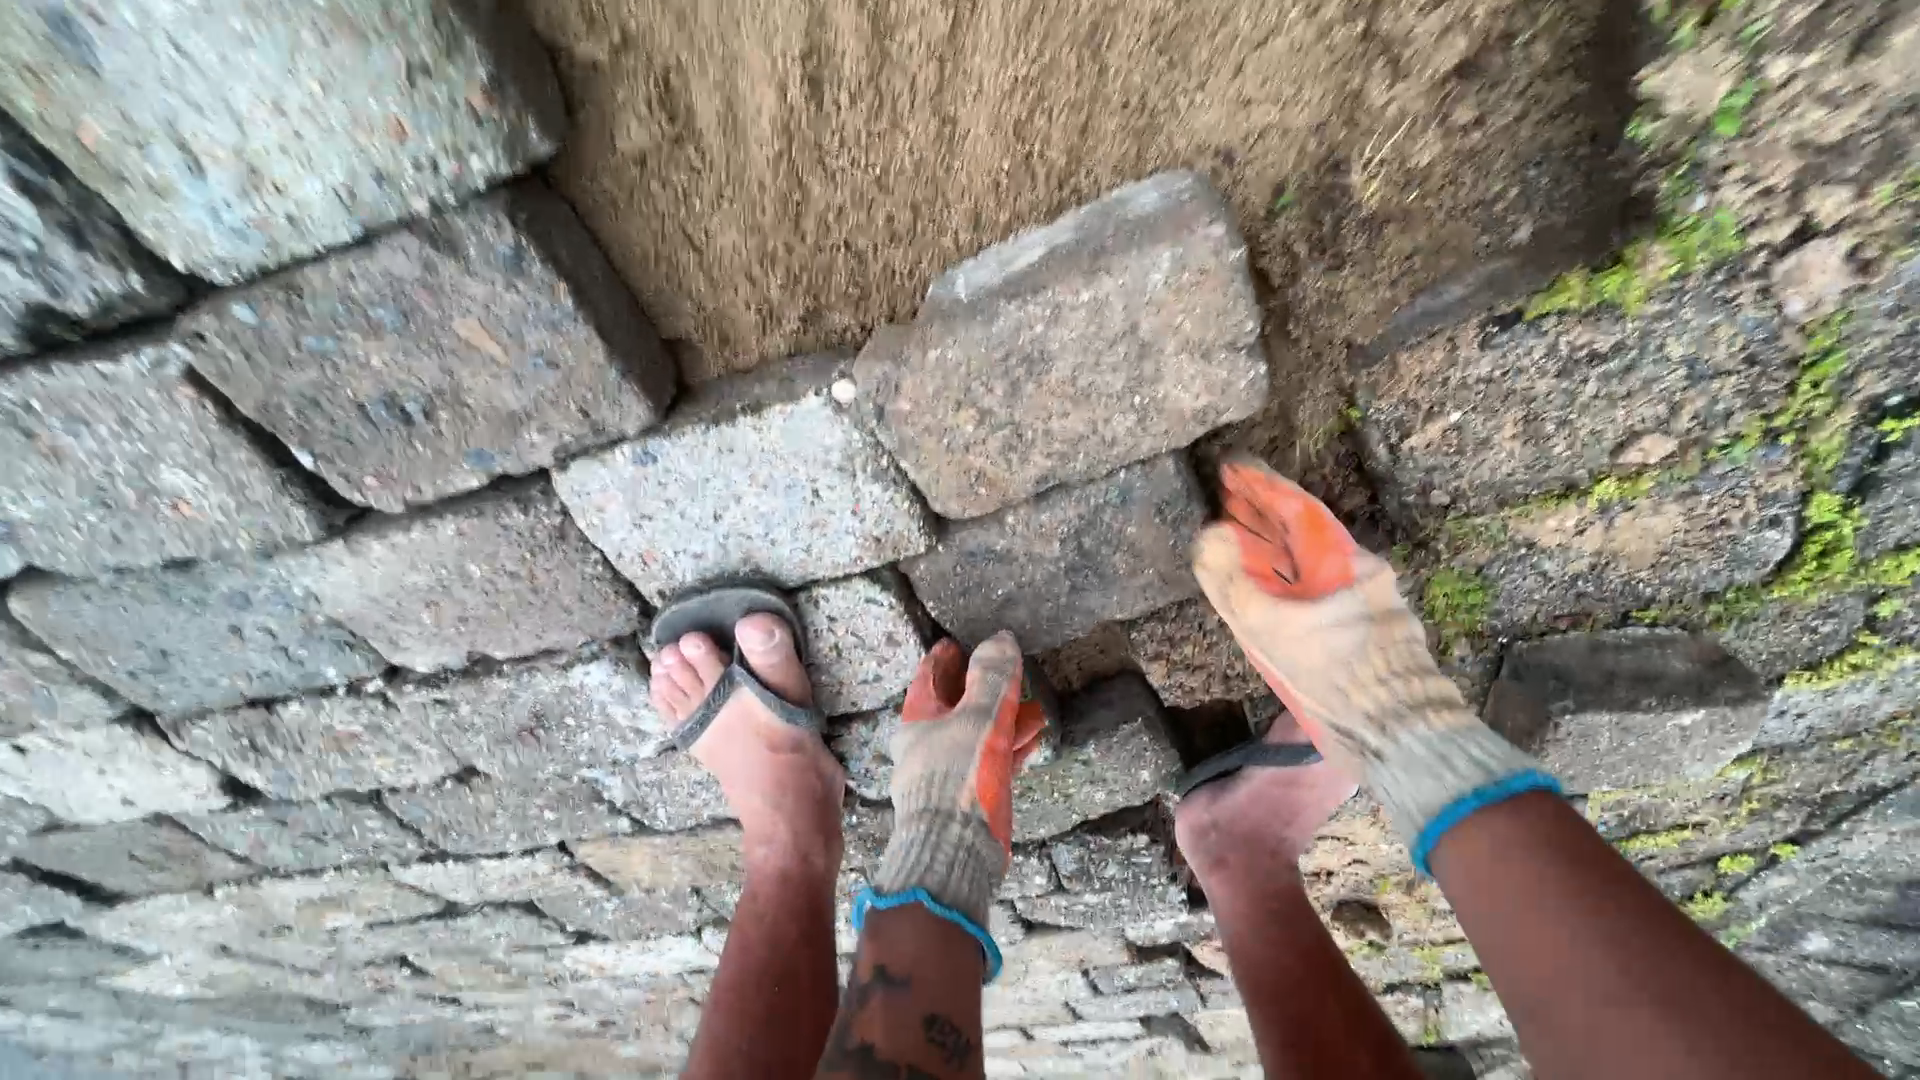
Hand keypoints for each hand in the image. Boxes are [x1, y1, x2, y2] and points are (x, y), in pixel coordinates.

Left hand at [871, 633, 1047, 926]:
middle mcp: (926, 743)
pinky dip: (1010, 746)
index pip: (929, 677)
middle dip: (985, 688)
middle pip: (956, 704)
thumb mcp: (980, 717)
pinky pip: (990, 760)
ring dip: (1005, 718)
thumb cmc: (959, 775)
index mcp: (917, 720)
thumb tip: (1000, 639)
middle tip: (1009, 672)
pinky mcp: (968, 795)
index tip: (958, 642)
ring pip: (978, 733)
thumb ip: (991, 678)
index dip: (946, 657)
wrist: (956, 848)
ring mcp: (947, 771)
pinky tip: (1035, 739)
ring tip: (1036, 707)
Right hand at [1193, 457, 1541, 860]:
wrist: (1399, 737)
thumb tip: (1210, 536)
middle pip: (1307, 537)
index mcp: (1346, 565)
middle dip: (1266, 519)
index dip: (1262, 487)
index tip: (1234, 468)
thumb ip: (1232, 581)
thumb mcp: (1269, 628)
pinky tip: (1275, 597)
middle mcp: (1364, 576)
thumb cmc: (1334, 678)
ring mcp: (1371, 606)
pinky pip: (1324, 597)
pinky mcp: (1372, 636)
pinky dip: (1294, 586)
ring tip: (1244, 545)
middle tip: (1231, 502)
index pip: (1298, 511)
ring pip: (1316, 568)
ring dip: (1278, 554)